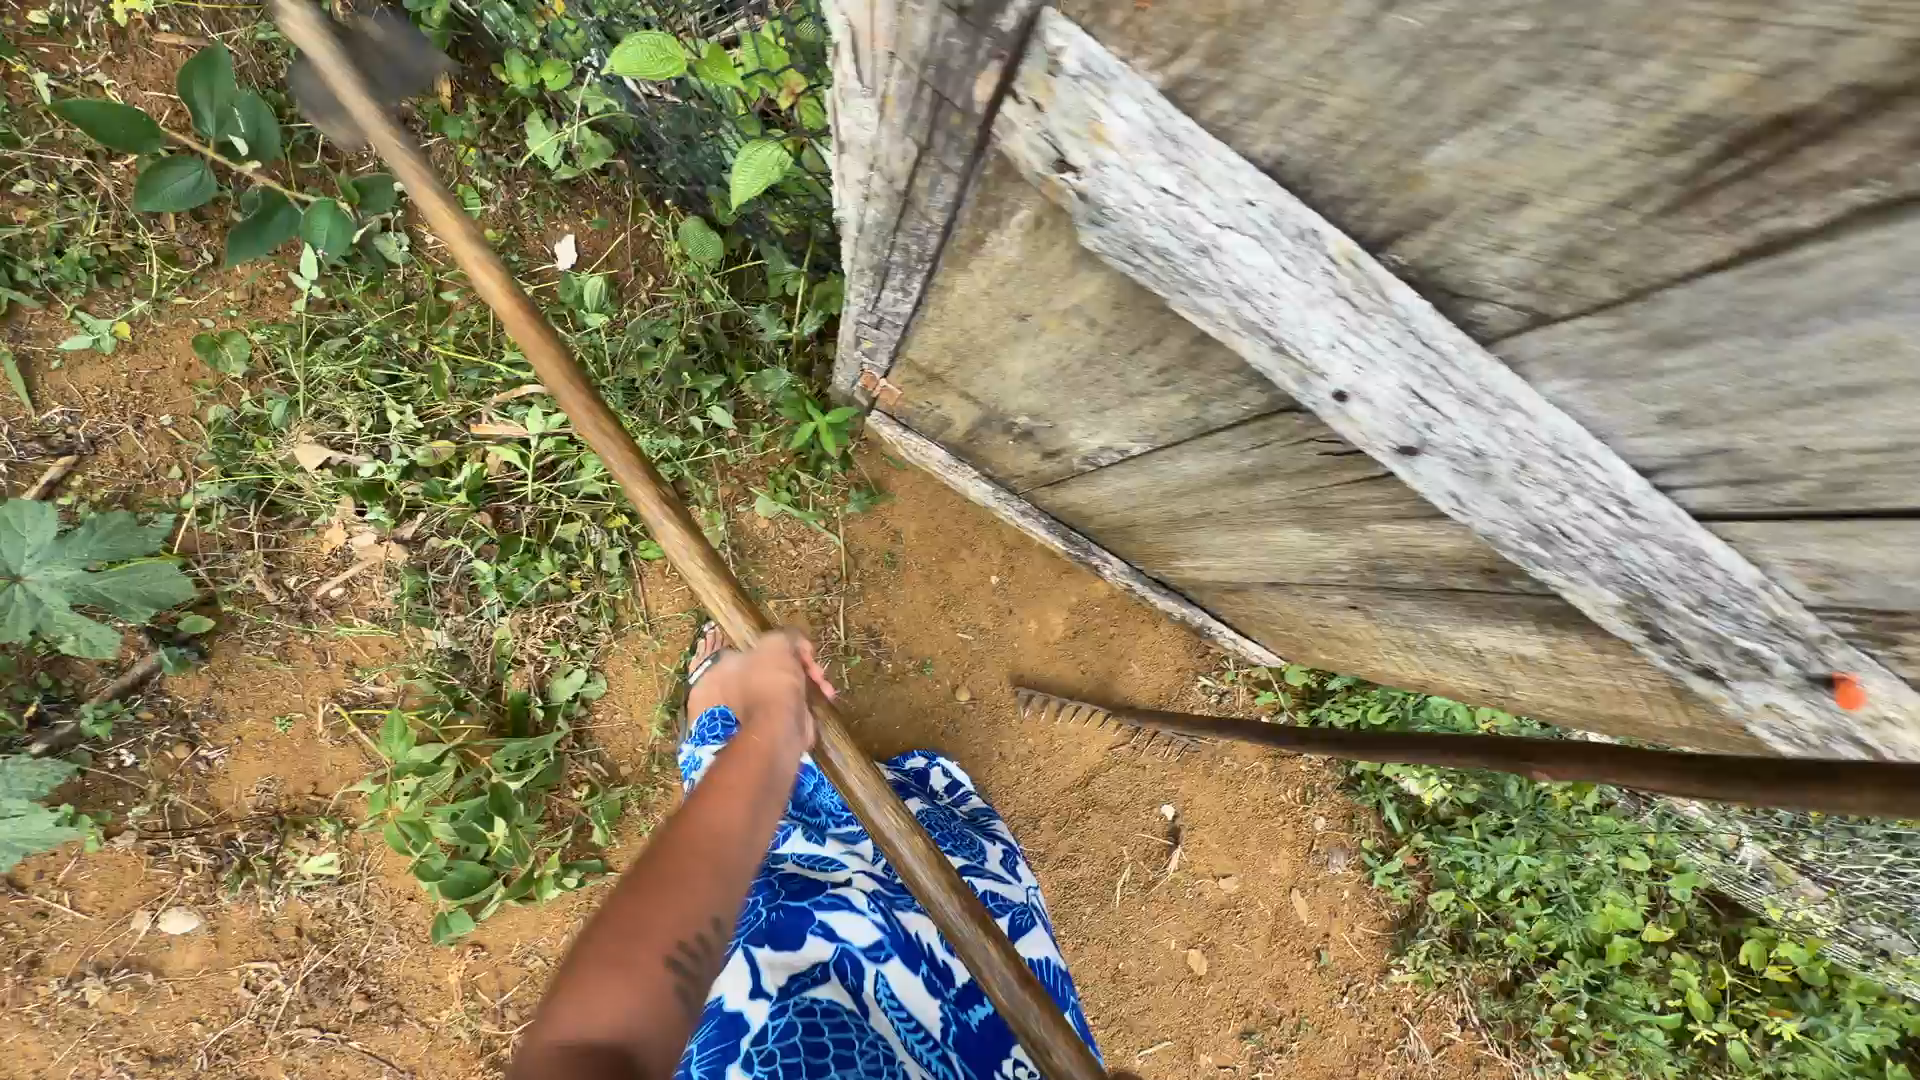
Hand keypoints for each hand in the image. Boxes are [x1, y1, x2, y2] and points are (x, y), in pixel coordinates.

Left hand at [690, 628, 834, 753]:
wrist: (775, 734)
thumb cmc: (770, 684)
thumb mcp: (777, 645)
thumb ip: (784, 638)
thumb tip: (793, 644)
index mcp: (716, 674)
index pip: (750, 654)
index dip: (781, 651)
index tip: (802, 654)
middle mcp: (721, 699)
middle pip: (766, 675)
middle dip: (796, 671)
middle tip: (817, 673)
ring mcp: (739, 722)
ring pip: (778, 696)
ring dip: (804, 690)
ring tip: (825, 691)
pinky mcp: (760, 740)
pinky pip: (783, 716)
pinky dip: (801, 711)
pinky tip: (816, 707)